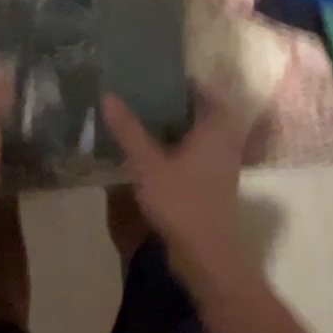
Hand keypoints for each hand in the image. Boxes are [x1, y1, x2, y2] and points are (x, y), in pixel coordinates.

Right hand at [101, 88, 251, 249]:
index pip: (210, 94)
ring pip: (203, 137)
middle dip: (181, 104)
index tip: (163, 77)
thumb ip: (128, 129)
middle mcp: (224, 144)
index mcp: (216, 130)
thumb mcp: (147, 163)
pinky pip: (198, 155)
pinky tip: (153, 153)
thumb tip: (108, 94)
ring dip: (180, 127)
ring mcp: (221, 167)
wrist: (206, 254)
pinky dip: (180, 148)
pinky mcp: (213, 187)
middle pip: (207, 114)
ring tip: (146, 120)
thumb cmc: (181, 201)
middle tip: (149, 96)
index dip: (190, 83)